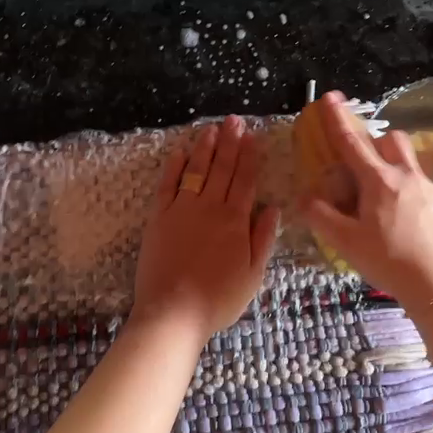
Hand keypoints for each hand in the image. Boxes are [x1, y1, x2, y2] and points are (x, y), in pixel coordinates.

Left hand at [131, 116, 278, 343]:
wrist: (172, 312)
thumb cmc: (217, 300)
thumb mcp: (252, 276)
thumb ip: (263, 239)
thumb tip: (273, 208)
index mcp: (235, 221)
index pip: (245, 180)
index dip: (250, 156)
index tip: (253, 136)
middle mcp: (209, 207)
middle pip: (222, 168)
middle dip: (230, 142)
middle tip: (234, 121)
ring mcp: (182, 209)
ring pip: (196, 170)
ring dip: (205, 148)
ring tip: (212, 129)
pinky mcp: (159, 216)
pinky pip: (167, 184)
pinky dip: (174, 166)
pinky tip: (179, 151)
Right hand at [300, 92, 432, 308]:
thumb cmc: (390, 262)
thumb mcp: (346, 243)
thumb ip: (322, 216)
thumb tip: (304, 197)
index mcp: (379, 181)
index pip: (352, 142)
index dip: (337, 118)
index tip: (329, 97)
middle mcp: (406, 176)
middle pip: (390, 139)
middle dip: (373, 139)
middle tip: (358, 158)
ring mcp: (428, 189)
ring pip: (407, 159)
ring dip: (390, 161)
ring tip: (377, 190)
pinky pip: (418, 182)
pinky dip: (403, 186)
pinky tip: (398, 216)